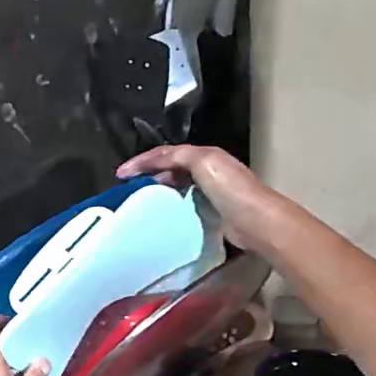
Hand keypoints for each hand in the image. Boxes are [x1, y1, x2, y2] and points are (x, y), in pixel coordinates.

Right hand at [116, 145, 287, 251]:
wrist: (256, 222)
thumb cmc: (230, 189)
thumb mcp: (203, 161)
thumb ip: (178, 156)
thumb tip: (155, 164)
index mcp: (205, 155)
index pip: (166, 153)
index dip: (142, 161)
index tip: (120, 174)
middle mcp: (208, 170)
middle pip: (170, 167)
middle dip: (148, 173)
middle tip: (127, 186)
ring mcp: (210, 192)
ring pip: (176, 185)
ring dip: (157, 189)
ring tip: (139, 199)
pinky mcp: (211, 212)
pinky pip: (182, 203)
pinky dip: (168, 204)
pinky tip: (159, 213)